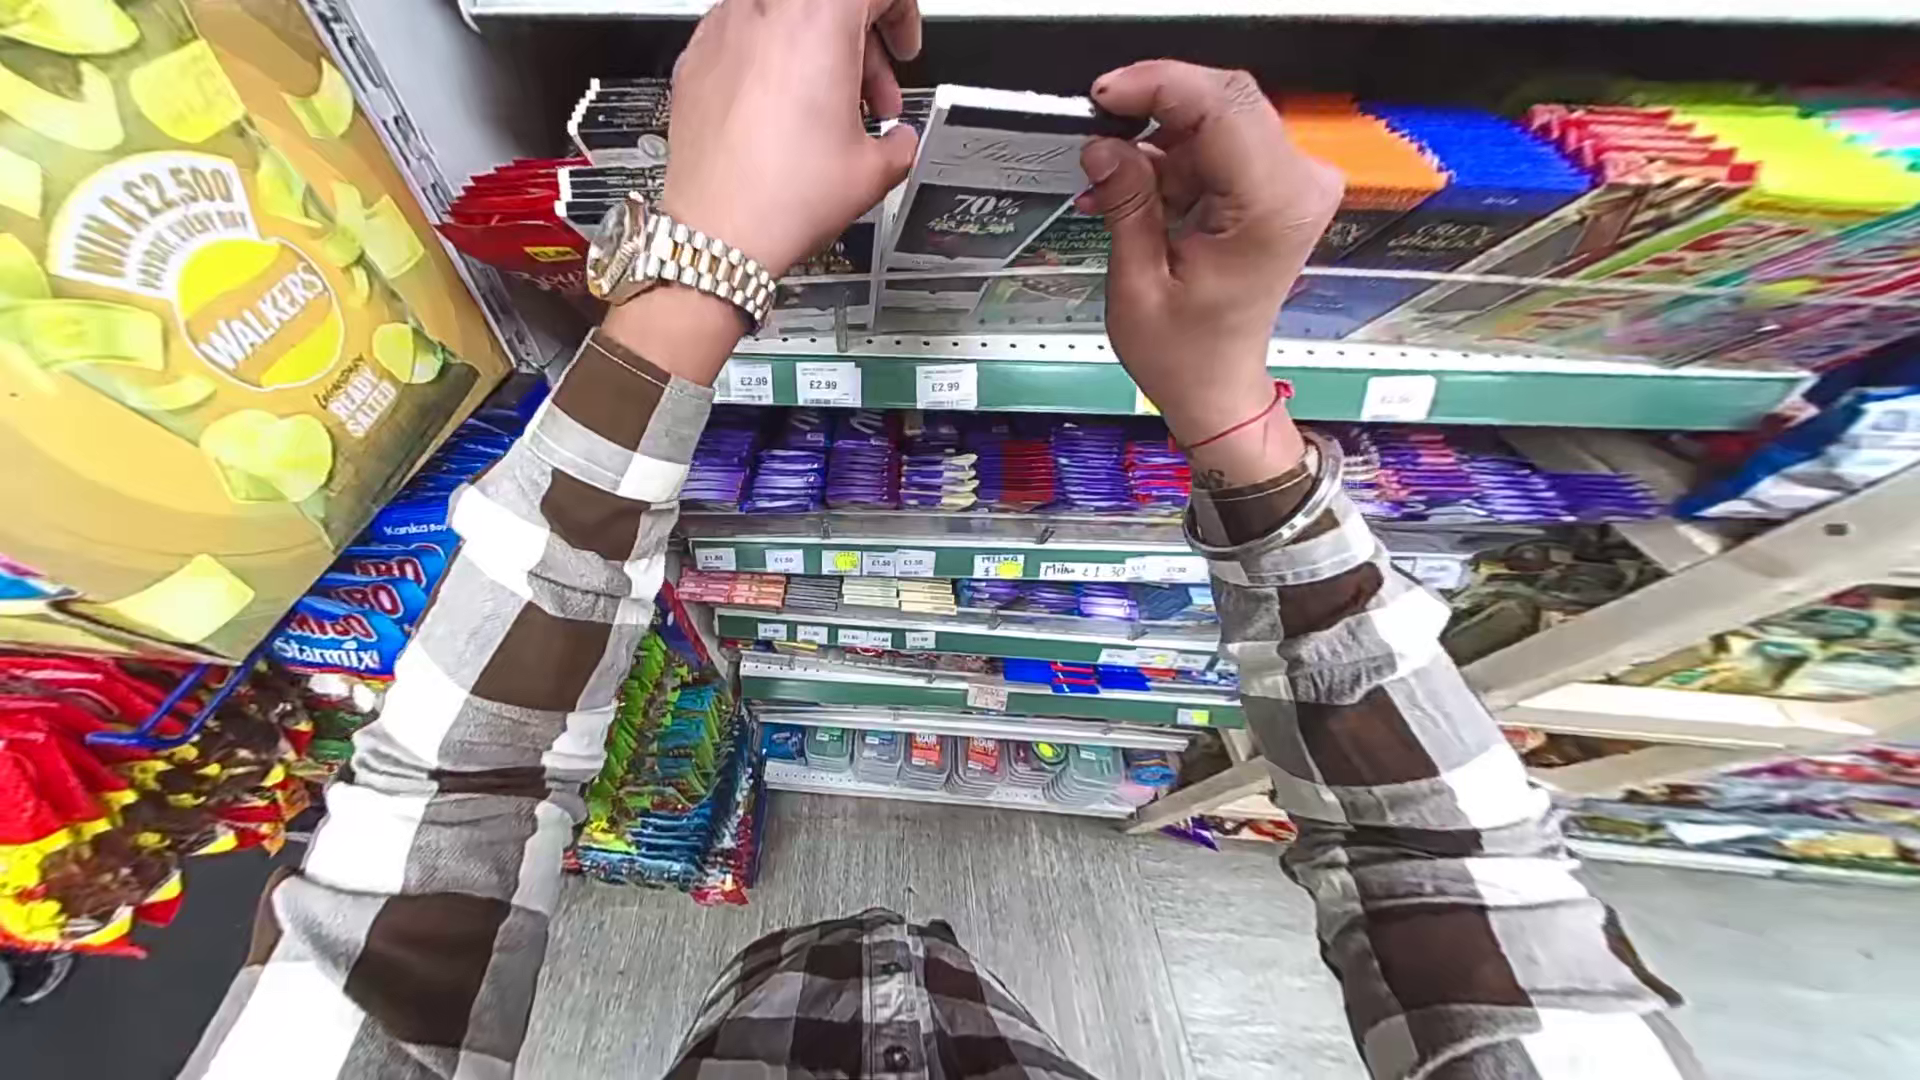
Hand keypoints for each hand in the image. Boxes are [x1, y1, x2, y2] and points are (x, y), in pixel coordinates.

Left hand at [664, 0, 922, 277]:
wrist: (721, 230)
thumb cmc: (782, 197)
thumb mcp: (871, 175)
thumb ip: (901, 143)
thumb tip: (901, 142)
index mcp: (819, 19)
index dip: (901, 14)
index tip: (902, 47)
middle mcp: (767, 8)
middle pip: (829, 2)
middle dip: (863, 45)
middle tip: (876, 99)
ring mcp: (725, 28)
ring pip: (788, 17)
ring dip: (820, 55)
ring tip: (832, 114)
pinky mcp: (698, 57)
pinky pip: (749, 41)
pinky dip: (777, 65)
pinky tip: (787, 120)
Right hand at [1079, 62, 1341, 483]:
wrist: (1217, 388)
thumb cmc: (1182, 356)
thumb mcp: (1138, 285)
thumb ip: (1126, 205)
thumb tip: (1103, 147)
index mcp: (1270, 207)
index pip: (1221, 105)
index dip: (1156, 86)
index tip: (1104, 94)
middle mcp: (1296, 186)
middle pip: (1223, 106)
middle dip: (1152, 118)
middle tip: (1099, 145)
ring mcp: (1291, 187)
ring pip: (1216, 128)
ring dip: (1156, 152)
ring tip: (1108, 193)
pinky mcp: (1275, 194)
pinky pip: (1219, 155)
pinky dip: (1172, 170)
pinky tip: (1134, 200)